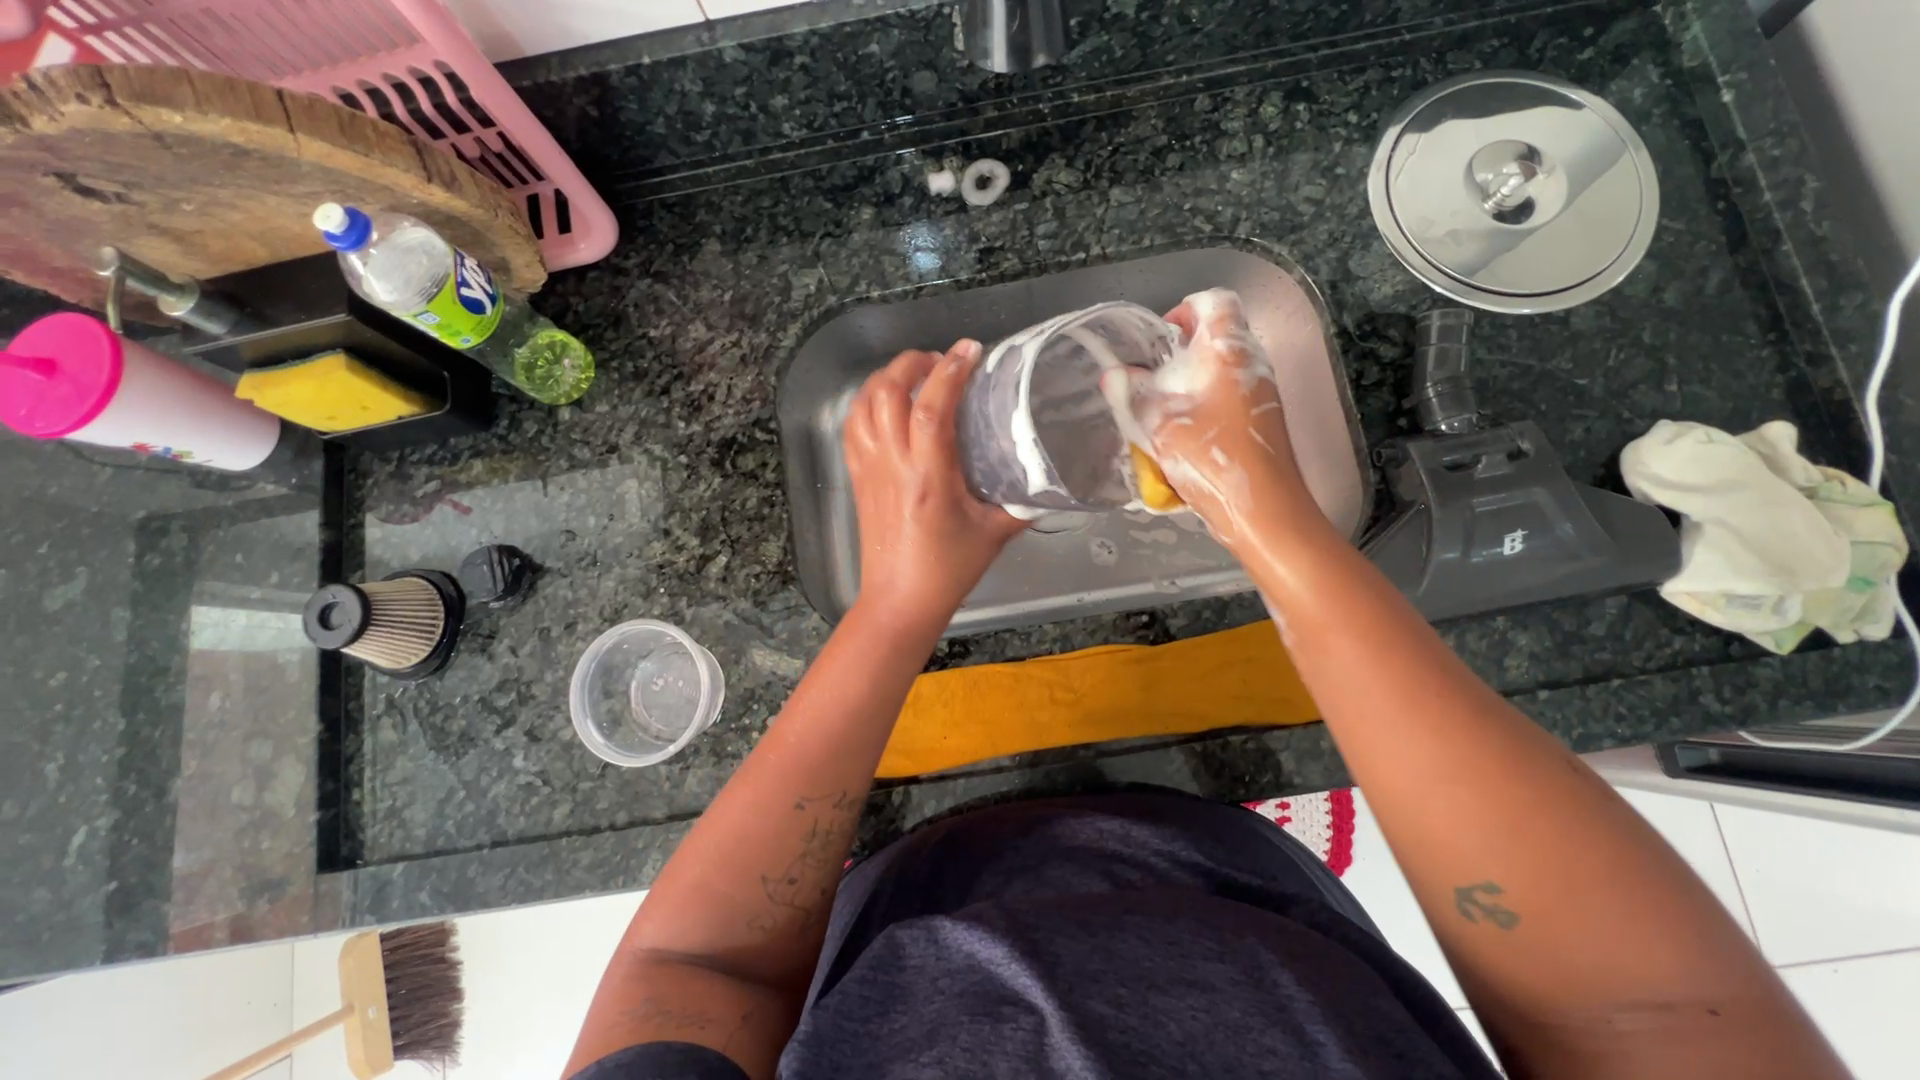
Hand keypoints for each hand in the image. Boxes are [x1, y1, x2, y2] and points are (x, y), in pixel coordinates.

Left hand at [844, 340, 1025, 632]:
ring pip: (865, 403)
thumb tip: (1045, 475)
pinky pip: (853, 426)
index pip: (932, 408)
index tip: (971, 350)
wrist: (899, 600)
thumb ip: (1022, 500)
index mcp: (929, 477)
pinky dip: (867, 402)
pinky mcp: (858, 476)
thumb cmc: (948, 570)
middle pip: (888, 392)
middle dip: (914, 363)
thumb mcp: (995, 533)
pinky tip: (887, 402)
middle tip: (942, 361)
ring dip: (888, 378)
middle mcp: (893, 464)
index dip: (951, 371)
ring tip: (916, 375)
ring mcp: (870, 468)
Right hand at [1104, 288, 1316, 548]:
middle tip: (1150, 375)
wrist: (1264, 509)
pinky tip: (1182, 431)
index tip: (1160, 337)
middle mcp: (1252, 362)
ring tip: (1160, 406)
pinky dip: (1204, 402)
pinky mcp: (1262, 418)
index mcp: (1229, 350)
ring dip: (1190, 380)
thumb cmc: (1212, 458)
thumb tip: (1112, 375)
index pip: (1216, 301)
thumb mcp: (1159, 424)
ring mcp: (1262, 391)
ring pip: (1222, 368)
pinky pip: (1229, 394)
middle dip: (1181, 350)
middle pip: (1218, 334)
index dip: (1185, 308)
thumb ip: (1133, 394)